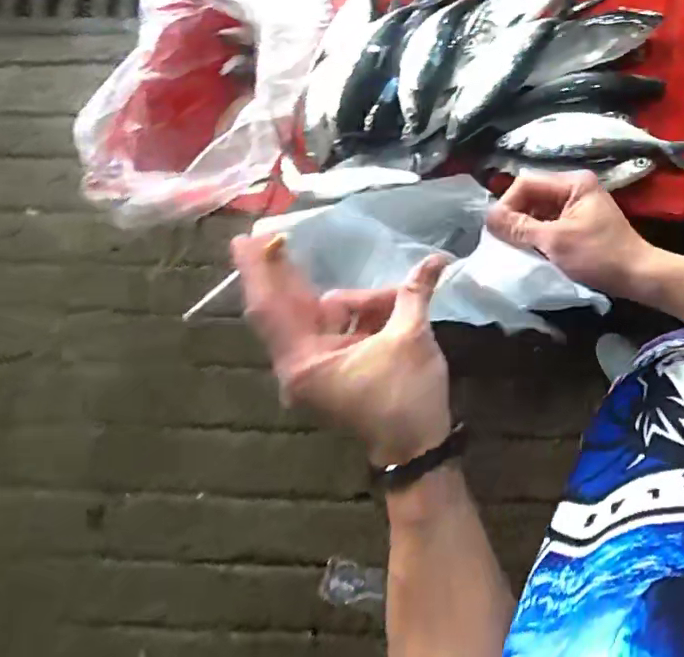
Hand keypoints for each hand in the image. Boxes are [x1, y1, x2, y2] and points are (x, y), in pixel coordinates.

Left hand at [232, 234, 454, 465]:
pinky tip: (395, 304)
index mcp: (306, 362)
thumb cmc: (406, 395)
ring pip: (332, 315)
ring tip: (402, 298)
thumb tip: (438, 259)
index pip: (273, 308)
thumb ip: (414, 294)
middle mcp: (302, 365)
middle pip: (291, 307)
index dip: (262, 271)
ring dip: (364, 301)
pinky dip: (367, 313)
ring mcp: (320, 367)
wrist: (416, 446)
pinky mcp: (338, 369)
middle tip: (271, 236)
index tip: (246, 241)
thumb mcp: (412, 338)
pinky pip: (345, 328)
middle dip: (288, 273)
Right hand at [485, 170, 664, 298]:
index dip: (507, 205)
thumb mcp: (555, 242)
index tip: (495, 231)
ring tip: (515, 248)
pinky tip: (532, 251)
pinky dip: (538, 235)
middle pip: (531, 194)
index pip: (526, 183)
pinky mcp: (579, 221)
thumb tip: (488, 218)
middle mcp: (575, 187)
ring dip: (525, 227)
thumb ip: (519, 228)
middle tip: (502, 242)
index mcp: (573, 182)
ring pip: (538, 209)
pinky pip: (549, 221)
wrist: (637, 274)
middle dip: (515, 216)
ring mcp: (578, 204)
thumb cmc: (599, 256)